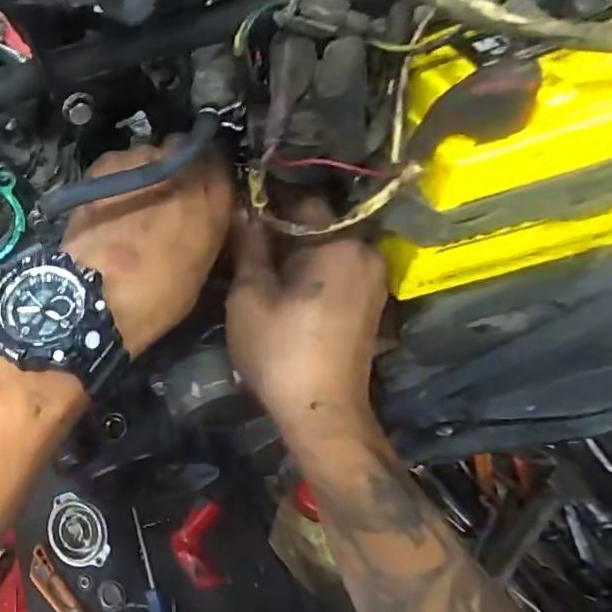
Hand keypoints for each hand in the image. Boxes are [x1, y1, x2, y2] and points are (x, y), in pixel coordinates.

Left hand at [60, 139, 231, 353]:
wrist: (99, 297)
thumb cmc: (156, 298)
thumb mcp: (198, 268)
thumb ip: (203, 229)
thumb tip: (195, 218)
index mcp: (215, 201)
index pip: (218, 162)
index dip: (203, 170)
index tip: (193, 181)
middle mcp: (185, 172)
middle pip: (181, 149)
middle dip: (171, 164)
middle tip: (156, 191)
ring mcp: (145, 162)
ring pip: (146, 154)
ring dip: (139, 170)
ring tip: (124, 200)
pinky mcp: (107, 164)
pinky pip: (115, 162)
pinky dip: (110, 177)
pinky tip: (101, 200)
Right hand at [226, 201, 388, 440]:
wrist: (322, 410)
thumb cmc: (279, 349)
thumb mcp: (249, 295)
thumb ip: (248, 246)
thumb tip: (245, 209)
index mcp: (339, 244)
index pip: (300, 200)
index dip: (265, 202)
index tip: (238, 208)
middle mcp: (366, 252)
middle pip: (317, 224)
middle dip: (280, 227)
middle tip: (242, 240)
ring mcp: (373, 278)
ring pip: (326, 247)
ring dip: (294, 249)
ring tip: (258, 262)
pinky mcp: (370, 301)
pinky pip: (336, 268)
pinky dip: (310, 269)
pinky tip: (283, 285)